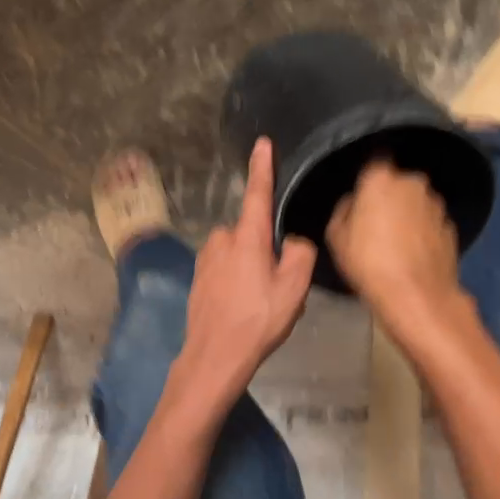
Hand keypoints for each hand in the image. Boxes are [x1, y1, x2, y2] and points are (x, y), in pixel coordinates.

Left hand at [177, 139, 316, 403]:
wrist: (215, 354)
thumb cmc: (257, 319)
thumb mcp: (294, 288)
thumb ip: (301, 254)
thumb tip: (293, 243)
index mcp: (246, 237)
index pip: (257, 194)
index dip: (262, 168)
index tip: (262, 143)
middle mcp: (221, 240)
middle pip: (252, 234)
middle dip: (267, 252)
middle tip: (279, 287)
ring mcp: (206, 258)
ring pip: (239, 254)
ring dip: (252, 270)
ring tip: (263, 303)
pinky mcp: (198, 277)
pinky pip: (226, 270)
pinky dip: (237, 283)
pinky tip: (245, 309)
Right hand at [325, 161, 464, 335]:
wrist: (417, 296)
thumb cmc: (368, 262)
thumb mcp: (336, 236)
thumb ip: (344, 209)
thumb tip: (355, 203)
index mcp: (382, 179)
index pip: (376, 157)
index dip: (368, 169)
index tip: (361, 183)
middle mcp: (413, 182)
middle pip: (398, 179)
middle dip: (388, 192)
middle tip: (375, 215)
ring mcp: (437, 204)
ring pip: (416, 199)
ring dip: (407, 210)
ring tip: (395, 236)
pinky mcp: (451, 226)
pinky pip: (429, 220)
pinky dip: (422, 228)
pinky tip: (413, 249)